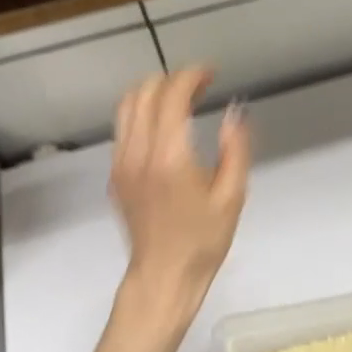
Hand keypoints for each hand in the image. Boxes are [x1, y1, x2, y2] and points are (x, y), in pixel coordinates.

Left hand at [109, 69, 250, 328]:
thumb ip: (235, 149)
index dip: (192, 76)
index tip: (211, 75)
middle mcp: (138, 152)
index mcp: (170, 156)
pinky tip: (164, 127)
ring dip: (153, 93)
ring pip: (127, 106)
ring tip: (179, 100)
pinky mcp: (116, 174)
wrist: (163, 276)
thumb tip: (234, 113)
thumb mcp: (232, 197)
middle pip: (144, 92)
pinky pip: (123, 128)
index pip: (172, 96)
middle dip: (172, 80)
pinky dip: (142, 113)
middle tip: (199, 87)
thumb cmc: (203, 241)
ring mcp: (121, 163)